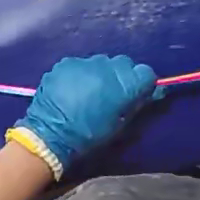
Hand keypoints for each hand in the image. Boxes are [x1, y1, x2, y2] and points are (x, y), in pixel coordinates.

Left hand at [8, 54, 160, 177]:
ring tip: (90, 91)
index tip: (137, 92)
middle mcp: (106, 67)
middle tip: (112, 92)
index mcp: (124, 85)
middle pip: (123, 64)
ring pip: (100, 62)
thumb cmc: (89, 137)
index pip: (146, 73)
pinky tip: (72, 89)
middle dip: (121, 76)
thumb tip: (149, 93)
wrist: (49, 135)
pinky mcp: (64, 63)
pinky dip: (80, 74)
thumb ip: (135, 105)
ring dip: (100, 73)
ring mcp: (83, 63)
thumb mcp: (120, 125)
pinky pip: (79, 65)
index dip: (142, 83)